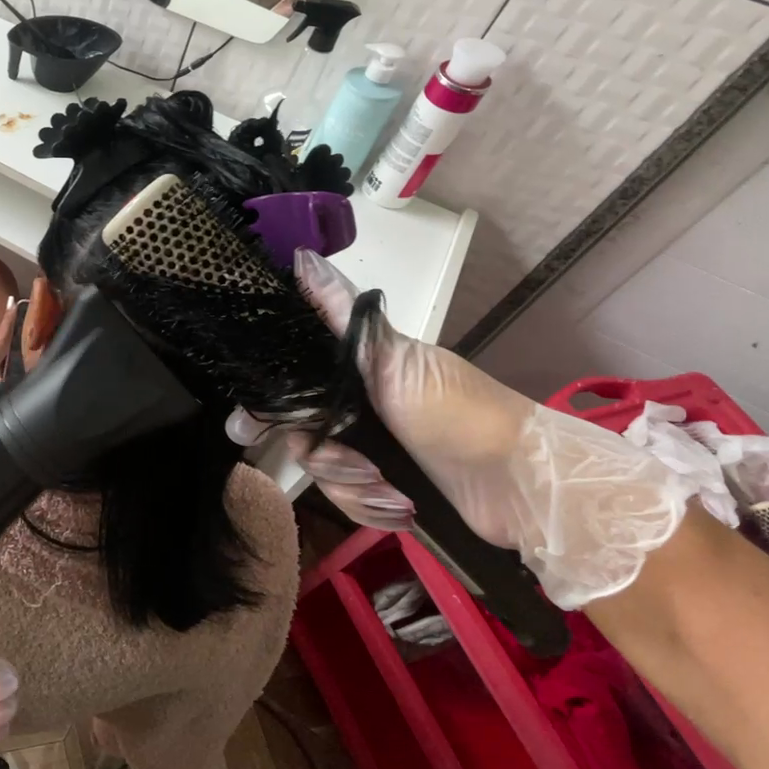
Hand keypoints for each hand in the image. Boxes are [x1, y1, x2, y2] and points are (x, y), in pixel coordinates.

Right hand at [229, 249, 709, 609]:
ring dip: (356, 490)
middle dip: (328, 460)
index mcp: (351, 373)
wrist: (522, 484)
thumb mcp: (395, 360)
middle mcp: (354, 409)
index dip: (262, 408)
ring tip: (395, 492)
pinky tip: (404, 509)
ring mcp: (371, 452)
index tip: (245, 431)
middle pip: (299, 439)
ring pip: (323, 476)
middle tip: (363, 467)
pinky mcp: (386, 490)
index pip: (287, 387)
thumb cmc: (457, 412)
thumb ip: (340, 317)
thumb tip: (301, 256)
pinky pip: (350, 506)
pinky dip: (373, 511)